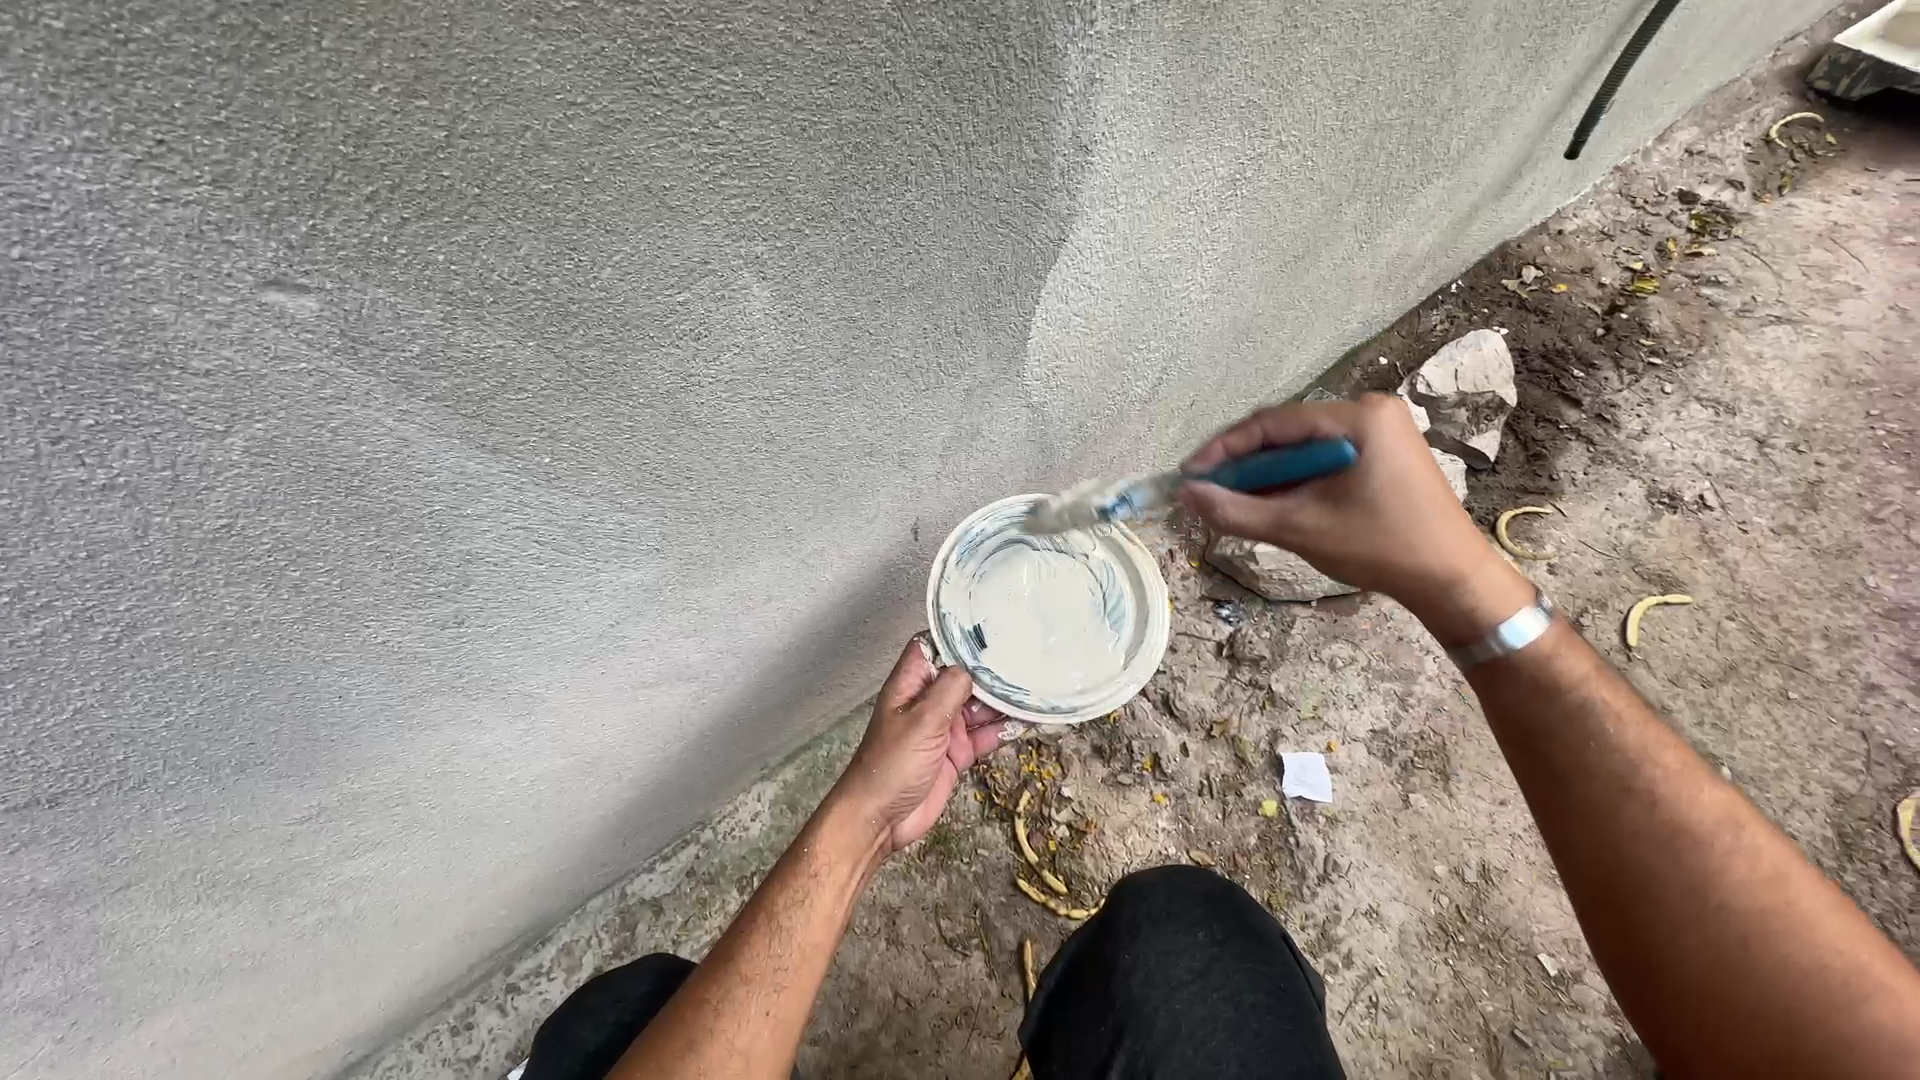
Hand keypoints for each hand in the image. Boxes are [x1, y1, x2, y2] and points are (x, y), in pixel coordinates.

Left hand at [828, 636, 1013, 853]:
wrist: (881, 820)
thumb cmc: (888, 767)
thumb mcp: (921, 721)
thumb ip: (949, 690)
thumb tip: (971, 668)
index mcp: (911, 685)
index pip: (932, 646)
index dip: (956, 636)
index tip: (987, 628)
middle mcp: (928, 702)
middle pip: (964, 675)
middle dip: (990, 669)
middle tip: (1024, 657)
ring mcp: (944, 728)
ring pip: (979, 706)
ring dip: (1003, 700)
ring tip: (1033, 687)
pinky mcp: (957, 752)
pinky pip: (985, 735)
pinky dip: (1004, 728)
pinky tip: (1026, 721)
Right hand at [1178, 394, 1532, 643]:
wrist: (1452, 579)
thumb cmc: (1379, 548)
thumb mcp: (1298, 528)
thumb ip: (1235, 510)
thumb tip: (1185, 494)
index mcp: (1357, 417)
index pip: (1271, 423)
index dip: (1223, 448)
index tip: (1189, 474)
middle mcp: (1368, 412)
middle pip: (1285, 432)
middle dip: (1242, 464)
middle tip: (1207, 491)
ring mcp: (1378, 432)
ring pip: (1300, 448)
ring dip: (1265, 475)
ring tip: (1232, 502)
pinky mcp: (1381, 454)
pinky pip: (1320, 459)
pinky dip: (1292, 480)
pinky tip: (1270, 502)